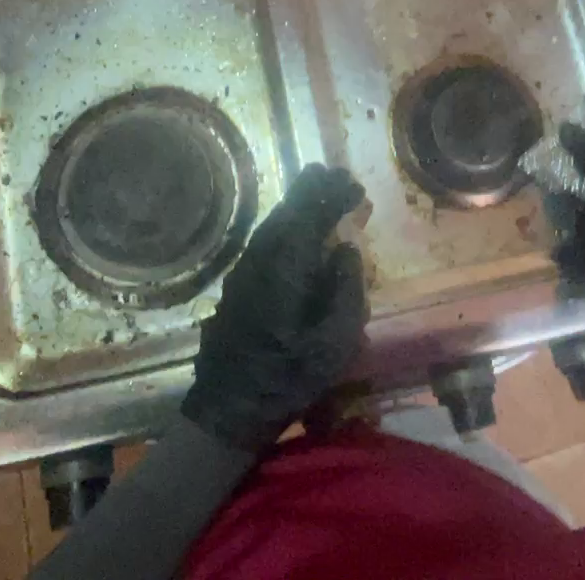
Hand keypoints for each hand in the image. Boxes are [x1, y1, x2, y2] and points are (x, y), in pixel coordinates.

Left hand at [181, 165, 367, 450]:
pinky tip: (297, 230)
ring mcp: (245, 268)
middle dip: (314, 190)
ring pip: (273, 221)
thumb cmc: (289, 377)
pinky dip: (286, 224)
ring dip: (298, 204)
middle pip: (288, 209)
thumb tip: (346, 250)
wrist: (229, 406)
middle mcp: (262, 257)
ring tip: (320, 192)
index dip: (334, 195)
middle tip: (338, 177)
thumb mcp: (335, 342)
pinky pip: (265, 238)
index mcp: (288, 266)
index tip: (355, 187)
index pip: (312, 213)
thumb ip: (346, 289)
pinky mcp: (238, 282)